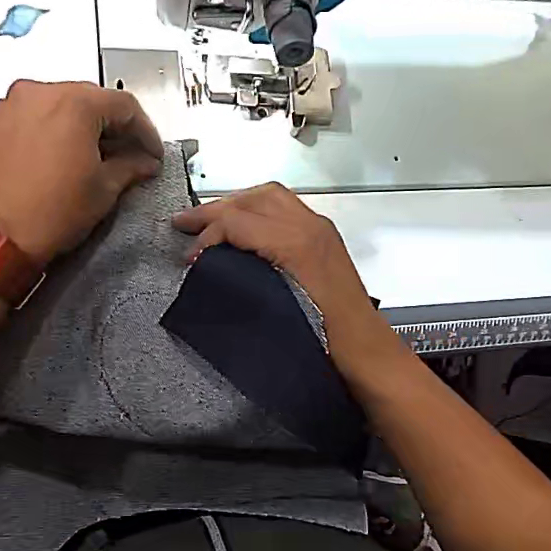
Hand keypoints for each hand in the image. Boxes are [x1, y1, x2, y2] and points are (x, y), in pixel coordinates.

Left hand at [0, 80, 163, 262]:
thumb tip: (142, 162)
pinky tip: (63, 156)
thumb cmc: (47, 213)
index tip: (151, 152)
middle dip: (113, 127)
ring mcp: (13, 105)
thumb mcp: (103, 190)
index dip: (145, 131)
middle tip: (130, 154)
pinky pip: (34, 116)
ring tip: (95, 157)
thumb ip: (130, 167)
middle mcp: (41, 93)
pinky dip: (53, 129)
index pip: (125, 106)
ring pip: (61, 105)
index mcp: (75, 102)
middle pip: (91, 100)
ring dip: (82, 126)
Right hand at [170, 183, 402, 369]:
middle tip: (185, 222)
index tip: (192, 258)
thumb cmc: (324, 340)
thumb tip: (209, 263)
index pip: (238, 220)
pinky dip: (257, 210)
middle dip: (216, 209)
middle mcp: (310, 227)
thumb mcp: (272, 310)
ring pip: (271, 197)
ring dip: (237, 204)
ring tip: (211, 219)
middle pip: (254, 199)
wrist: (365, 353)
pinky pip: (286, 208)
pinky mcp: (324, 239)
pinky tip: (243, 227)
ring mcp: (320, 230)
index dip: (207, 236)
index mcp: (297, 242)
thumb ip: (239, 277)